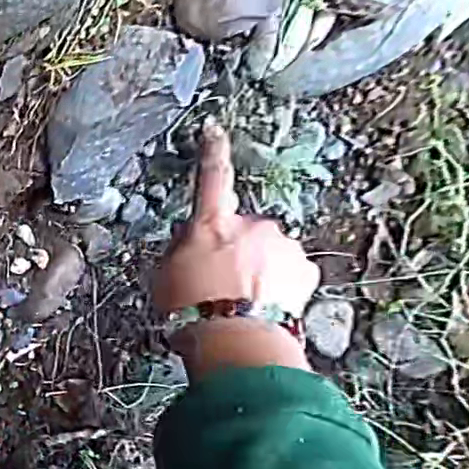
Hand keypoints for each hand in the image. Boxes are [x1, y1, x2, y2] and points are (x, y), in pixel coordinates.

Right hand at [154, 123, 319, 378]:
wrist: (234, 340)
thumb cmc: (189, 309)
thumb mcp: (164, 274)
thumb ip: (181, 248)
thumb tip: (193, 241)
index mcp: (211, 223)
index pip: (211, 177)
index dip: (211, 151)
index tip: (214, 129)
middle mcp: (252, 225)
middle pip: (241, 227)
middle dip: (233, 246)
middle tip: (214, 280)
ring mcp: (282, 246)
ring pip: (267, 250)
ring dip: (255, 268)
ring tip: (235, 301)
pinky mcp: (305, 269)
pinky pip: (288, 271)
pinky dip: (277, 284)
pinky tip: (259, 305)